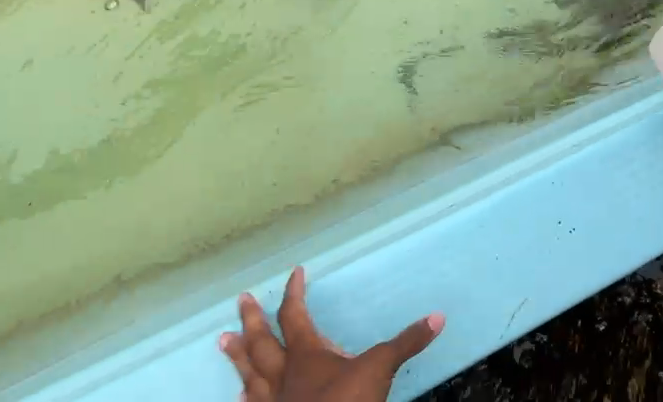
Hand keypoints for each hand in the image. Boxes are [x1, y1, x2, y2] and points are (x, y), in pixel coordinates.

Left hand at [220, 266, 443, 401]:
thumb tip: (438, 317)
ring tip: (224, 342)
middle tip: (239, 300)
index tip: (295, 273)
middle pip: (261, 344)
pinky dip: (245, 397)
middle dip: (252, 321)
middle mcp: (282, 378)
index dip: (293, 293)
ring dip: (237, 357)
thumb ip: (406, 343)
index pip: (294, 317)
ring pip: (249, 375)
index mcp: (306, 356)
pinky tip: (240, 396)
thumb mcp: (381, 369)